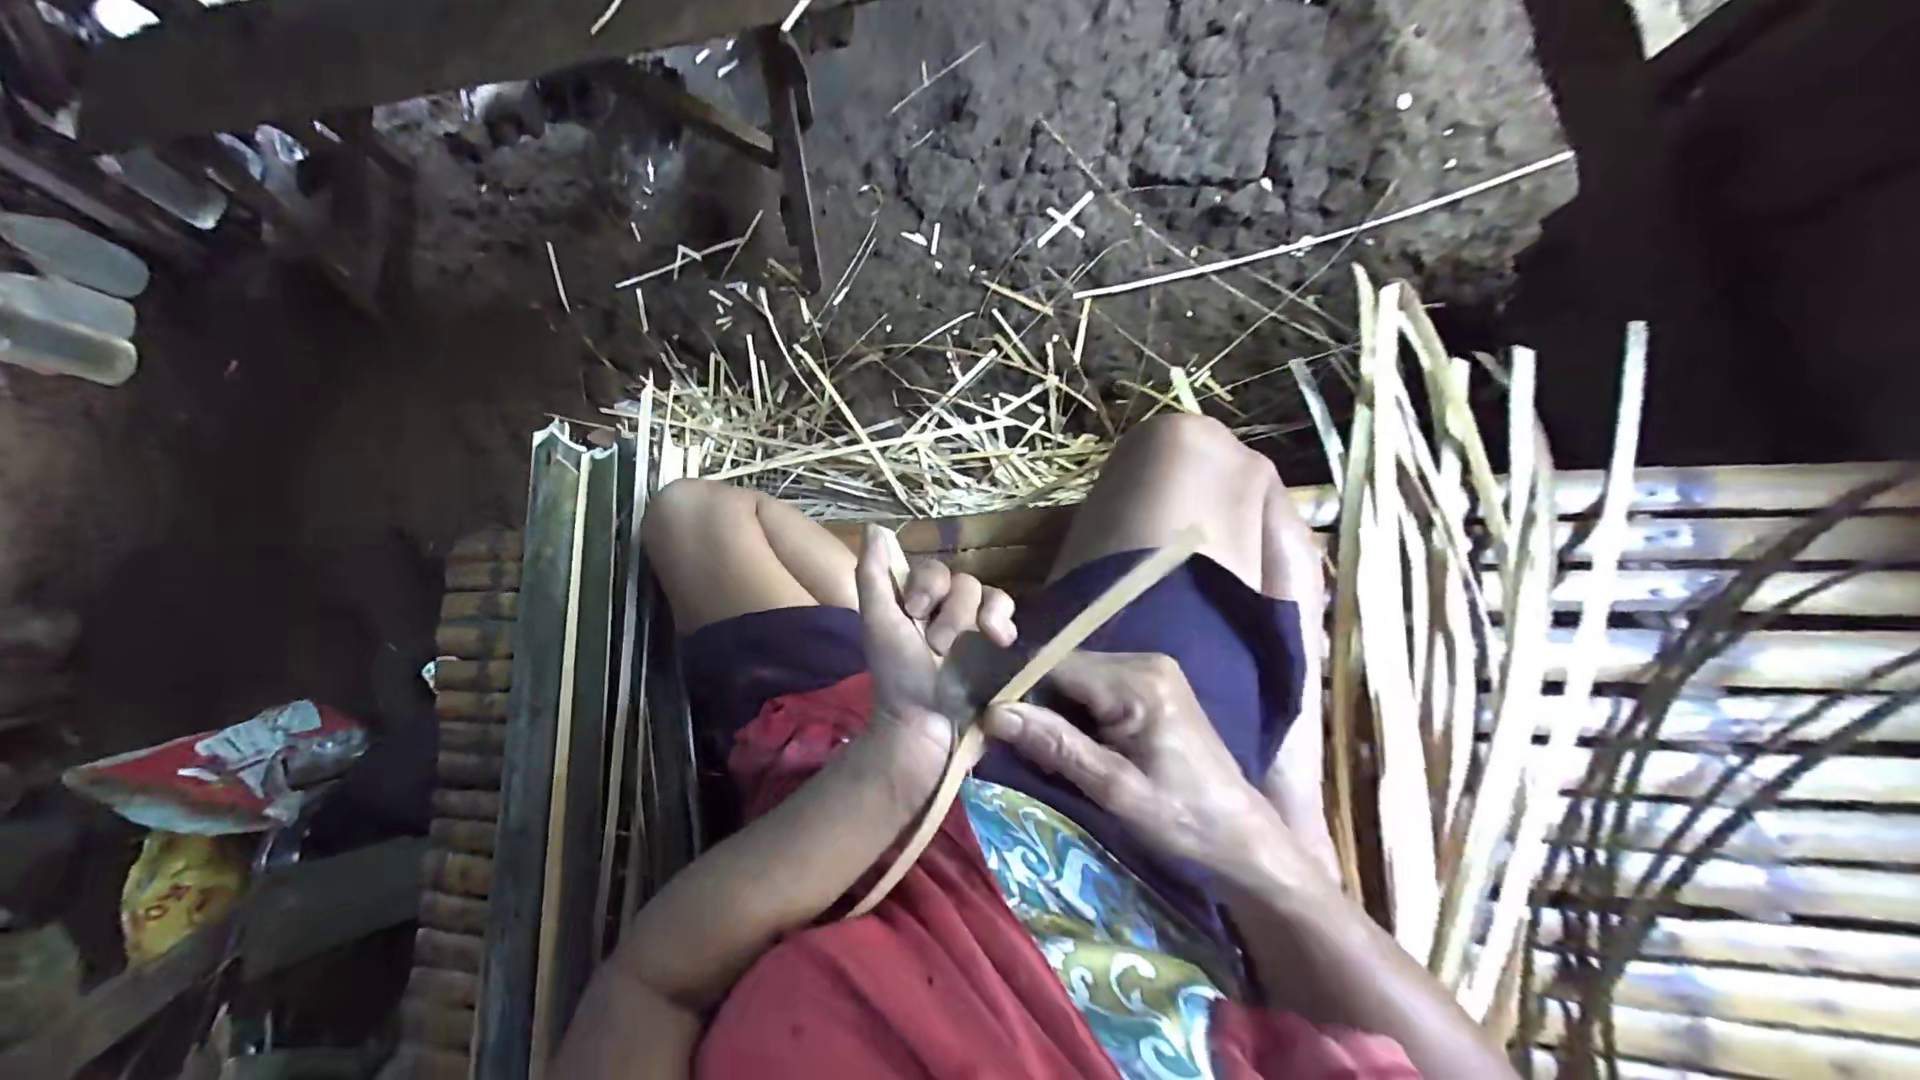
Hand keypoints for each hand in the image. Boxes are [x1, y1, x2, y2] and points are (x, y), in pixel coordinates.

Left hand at [856, 526, 1016, 774]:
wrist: (928, 724)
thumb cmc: (897, 675)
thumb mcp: (877, 623)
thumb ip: (873, 576)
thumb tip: (875, 526)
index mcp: (917, 601)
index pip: (933, 570)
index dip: (927, 586)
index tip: (914, 613)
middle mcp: (947, 608)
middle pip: (963, 581)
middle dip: (951, 613)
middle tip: (937, 646)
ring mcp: (976, 624)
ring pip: (987, 593)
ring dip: (973, 618)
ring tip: (965, 648)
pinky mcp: (999, 641)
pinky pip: (1008, 611)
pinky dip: (1004, 620)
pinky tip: (999, 639)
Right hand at [981, 652, 1316, 887]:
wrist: (1242, 838)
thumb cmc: (1182, 821)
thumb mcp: (1114, 789)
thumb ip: (1056, 745)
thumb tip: (995, 713)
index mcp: (1138, 682)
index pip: (1056, 666)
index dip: (1018, 689)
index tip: (988, 720)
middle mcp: (1145, 661)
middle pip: (1066, 668)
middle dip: (1037, 701)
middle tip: (1013, 743)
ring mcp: (1152, 670)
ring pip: (1077, 677)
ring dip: (1055, 708)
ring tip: (1041, 747)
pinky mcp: (1153, 685)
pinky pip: (1097, 686)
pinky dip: (1077, 711)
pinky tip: (1072, 742)